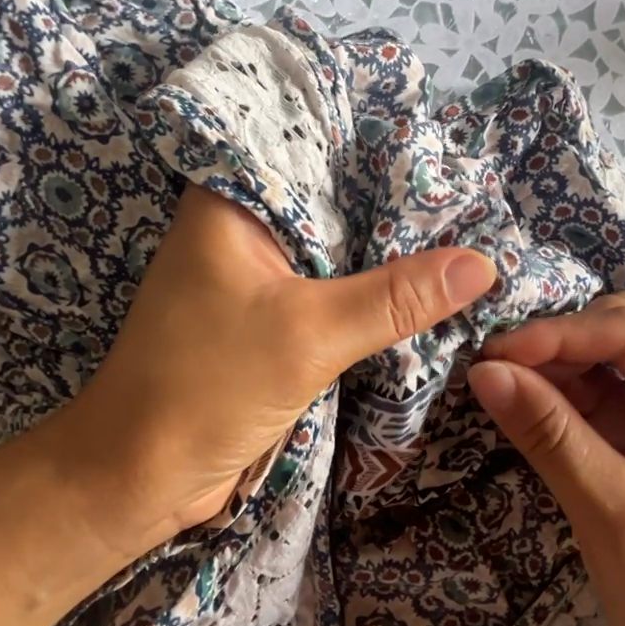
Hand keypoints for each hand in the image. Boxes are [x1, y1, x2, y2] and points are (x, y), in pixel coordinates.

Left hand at [57, 185, 496, 551]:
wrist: (141, 476)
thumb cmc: (206, 387)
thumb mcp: (309, 335)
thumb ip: (395, 297)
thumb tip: (483, 263)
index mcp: (229, 202)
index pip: (313, 151)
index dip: (379, 149)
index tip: (447, 150)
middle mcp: (238, 225)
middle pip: (329, 202)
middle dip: (391, 206)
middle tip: (471, 196)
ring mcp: (251, 272)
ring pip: (331, 248)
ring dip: (382, 253)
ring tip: (462, 233)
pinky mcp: (263, 314)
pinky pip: (325, 287)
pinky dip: (364, 291)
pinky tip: (419, 287)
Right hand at [469, 293, 624, 625]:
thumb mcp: (614, 517)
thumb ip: (551, 436)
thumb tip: (483, 370)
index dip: (564, 335)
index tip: (494, 350)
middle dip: (559, 344)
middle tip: (494, 367)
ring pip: (612, 355)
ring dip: (556, 363)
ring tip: (501, 381)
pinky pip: (606, 388)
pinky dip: (563, 389)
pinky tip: (526, 398)